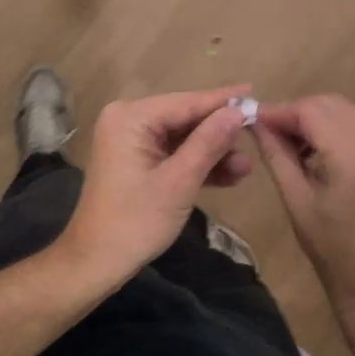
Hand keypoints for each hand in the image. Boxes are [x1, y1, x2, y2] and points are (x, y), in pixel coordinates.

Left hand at [59, 85, 253, 274]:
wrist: (97, 261)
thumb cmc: (136, 222)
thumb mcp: (179, 182)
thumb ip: (209, 143)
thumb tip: (237, 111)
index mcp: (131, 117)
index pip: (187, 102)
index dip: (224, 101)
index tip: (257, 94)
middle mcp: (128, 119)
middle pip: (186, 117)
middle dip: (220, 133)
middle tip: (257, 140)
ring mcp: (130, 140)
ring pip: (183, 137)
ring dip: (213, 153)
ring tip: (246, 169)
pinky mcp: (136, 160)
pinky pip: (173, 153)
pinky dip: (197, 164)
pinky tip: (229, 176)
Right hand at [252, 95, 354, 311]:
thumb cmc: (333, 249)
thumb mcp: (296, 200)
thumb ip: (277, 153)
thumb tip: (255, 122)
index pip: (310, 110)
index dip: (279, 111)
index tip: (253, 119)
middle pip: (331, 106)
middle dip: (298, 115)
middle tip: (271, 134)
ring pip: (349, 113)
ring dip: (320, 122)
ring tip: (298, 148)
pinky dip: (343, 131)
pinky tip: (328, 155)